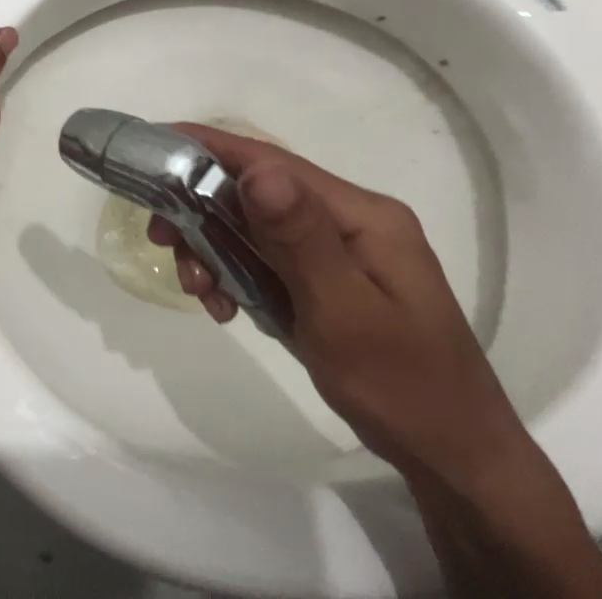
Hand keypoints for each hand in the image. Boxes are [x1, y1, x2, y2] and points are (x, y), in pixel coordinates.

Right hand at [150, 124, 529, 486]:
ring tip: (202, 295)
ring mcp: (338, 251)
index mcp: (362, 216)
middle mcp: (349, 221)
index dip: (207, 149)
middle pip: (253, 193)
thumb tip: (259, 171)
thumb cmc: (400, 384)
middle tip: (163, 246)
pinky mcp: (326, 280)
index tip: (149, 149)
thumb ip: (299, 238)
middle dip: (200, 213)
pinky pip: (264, 260)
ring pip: (251, 227)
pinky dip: (233, 276)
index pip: (271, 163)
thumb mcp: (344, 311)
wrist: (452, 453)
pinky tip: (225, 308)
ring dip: (213, 251)